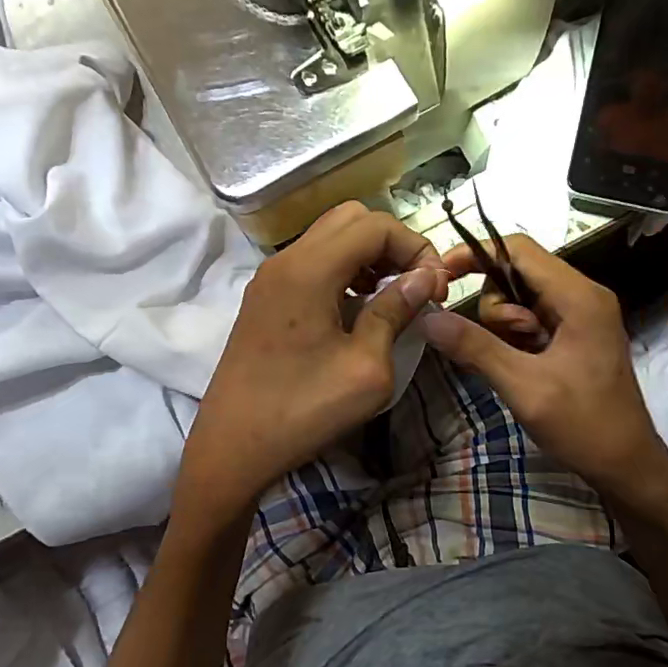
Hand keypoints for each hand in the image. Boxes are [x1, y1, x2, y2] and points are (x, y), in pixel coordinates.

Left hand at [179, 202, 448, 519]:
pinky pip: (311, 262)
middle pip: (351, 219)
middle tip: (413, 288)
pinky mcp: (264, 298)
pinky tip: (357, 311)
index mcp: (309, 270)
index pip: (376, 226)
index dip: (416, 249)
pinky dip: (343, 271)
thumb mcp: (366, 369)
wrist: (232, 447)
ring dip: (368, 256)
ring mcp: (269, 278)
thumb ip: (394, 312)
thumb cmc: (303, 412)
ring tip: (390, 299)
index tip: (434, 292)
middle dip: (392, 245)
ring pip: (330, 237)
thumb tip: (424, 277)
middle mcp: (285, 261)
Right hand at [421, 235, 667, 499]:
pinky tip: (523, 366)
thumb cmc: (583, 424)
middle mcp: (582, 294)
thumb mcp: (523, 386)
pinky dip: (516, 337)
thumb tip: (427, 317)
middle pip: (517, 272)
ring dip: (505, 325)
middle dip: (495, 305)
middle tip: (504, 346)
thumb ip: (475, 347)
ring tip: (519, 363)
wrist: (626, 465)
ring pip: (521, 297)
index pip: (518, 249)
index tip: (441, 277)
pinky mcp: (575, 333)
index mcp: (578, 296)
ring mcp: (581, 314)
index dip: (475, 254)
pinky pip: (532, 317)